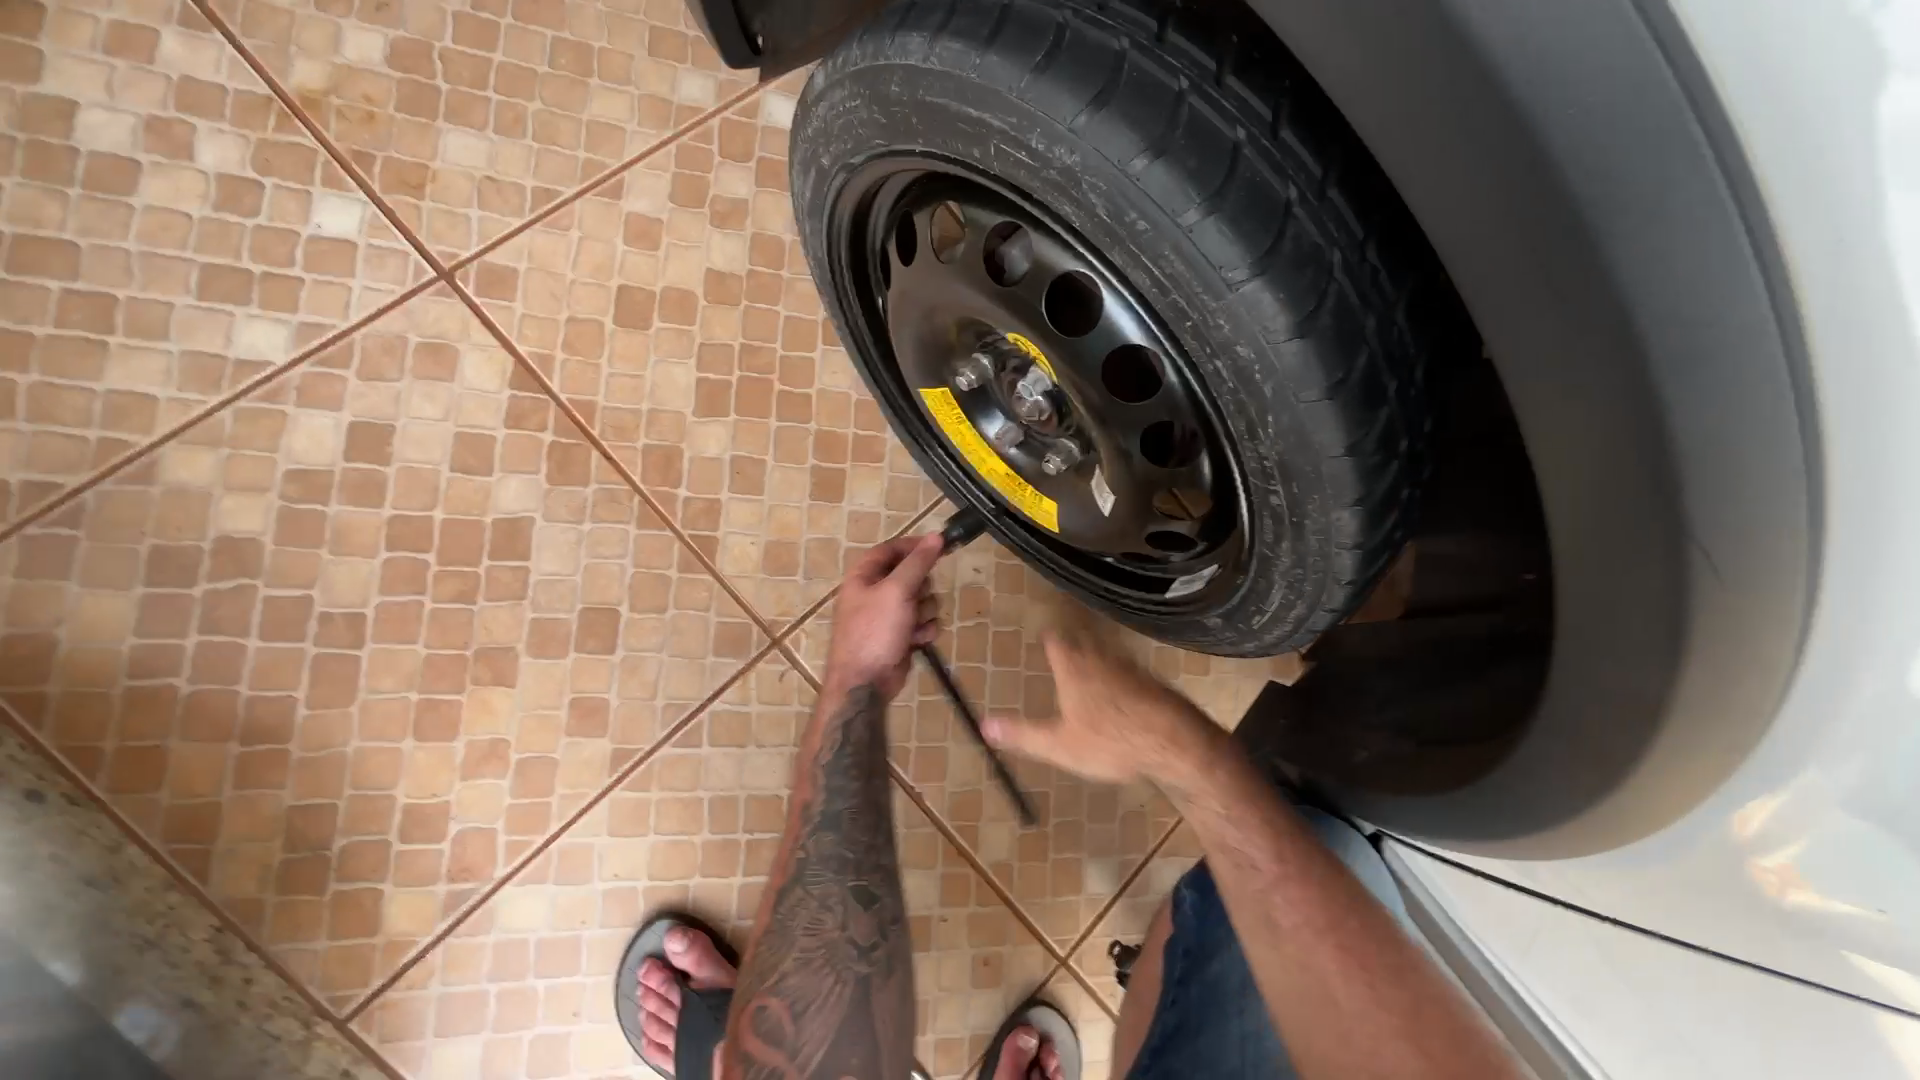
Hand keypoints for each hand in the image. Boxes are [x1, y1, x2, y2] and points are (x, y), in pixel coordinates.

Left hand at [822, 533, 944, 700]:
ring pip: (923, 600)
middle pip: (911, 575)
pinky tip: (916, 641)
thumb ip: (918, 563)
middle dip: (922, 587)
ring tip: (913, 625)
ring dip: (924, 612)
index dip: (913, 546)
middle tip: (916, 597)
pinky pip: (923, 623)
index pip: (890, 550)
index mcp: (863, 576)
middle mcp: (874, 593)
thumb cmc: (874, 631)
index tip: (939, 546)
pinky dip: (923, 630)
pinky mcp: (901, 635)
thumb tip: (936, 537)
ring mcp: (888, 616)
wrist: (865, 682)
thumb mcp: (896, 591)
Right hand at [981, 635, 1221, 786]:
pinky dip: (1121, 676)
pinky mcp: (1153, 683)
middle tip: (1064, 644)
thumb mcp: (1058, 745)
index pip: (1056, 642)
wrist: (1173, 742)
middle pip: (1083, 641)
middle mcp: (1101, 660)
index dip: (1048, 637)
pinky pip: (1130, 672)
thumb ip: (1022, 734)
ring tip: (1091, 664)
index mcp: (1074, 670)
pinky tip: (1124, 693)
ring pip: (1108, 654)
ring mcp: (1130, 669)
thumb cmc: (1110, 741)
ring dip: (1098, 655)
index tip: (1043, 634)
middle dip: (1072, 642)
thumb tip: (983, 725)